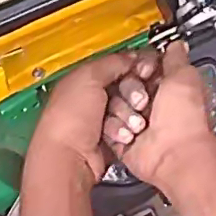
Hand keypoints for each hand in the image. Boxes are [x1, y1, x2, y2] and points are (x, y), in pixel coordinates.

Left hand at [31, 51, 158, 183]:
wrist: (69, 158)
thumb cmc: (68, 120)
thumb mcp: (89, 78)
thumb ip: (112, 63)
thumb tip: (129, 57)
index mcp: (83, 78)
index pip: (116, 66)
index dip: (133, 68)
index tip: (147, 71)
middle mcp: (90, 98)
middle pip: (127, 89)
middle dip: (134, 95)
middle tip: (137, 101)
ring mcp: (99, 120)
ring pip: (129, 111)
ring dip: (130, 117)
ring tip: (127, 125)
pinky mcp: (108, 140)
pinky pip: (127, 131)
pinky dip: (125, 133)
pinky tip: (121, 137)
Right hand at [107, 42, 215, 191]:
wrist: (175, 154)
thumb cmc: (184, 120)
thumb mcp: (183, 76)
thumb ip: (176, 57)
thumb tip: (177, 43)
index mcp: (166, 87)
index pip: (140, 69)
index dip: (138, 69)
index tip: (142, 72)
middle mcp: (152, 105)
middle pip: (123, 86)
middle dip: (129, 92)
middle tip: (142, 101)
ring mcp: (137, 123)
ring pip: (112, 106)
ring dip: (124, 112)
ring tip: (139, 123)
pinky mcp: (125, 140)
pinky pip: (107, 127)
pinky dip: (116, 129)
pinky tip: (130, 133)